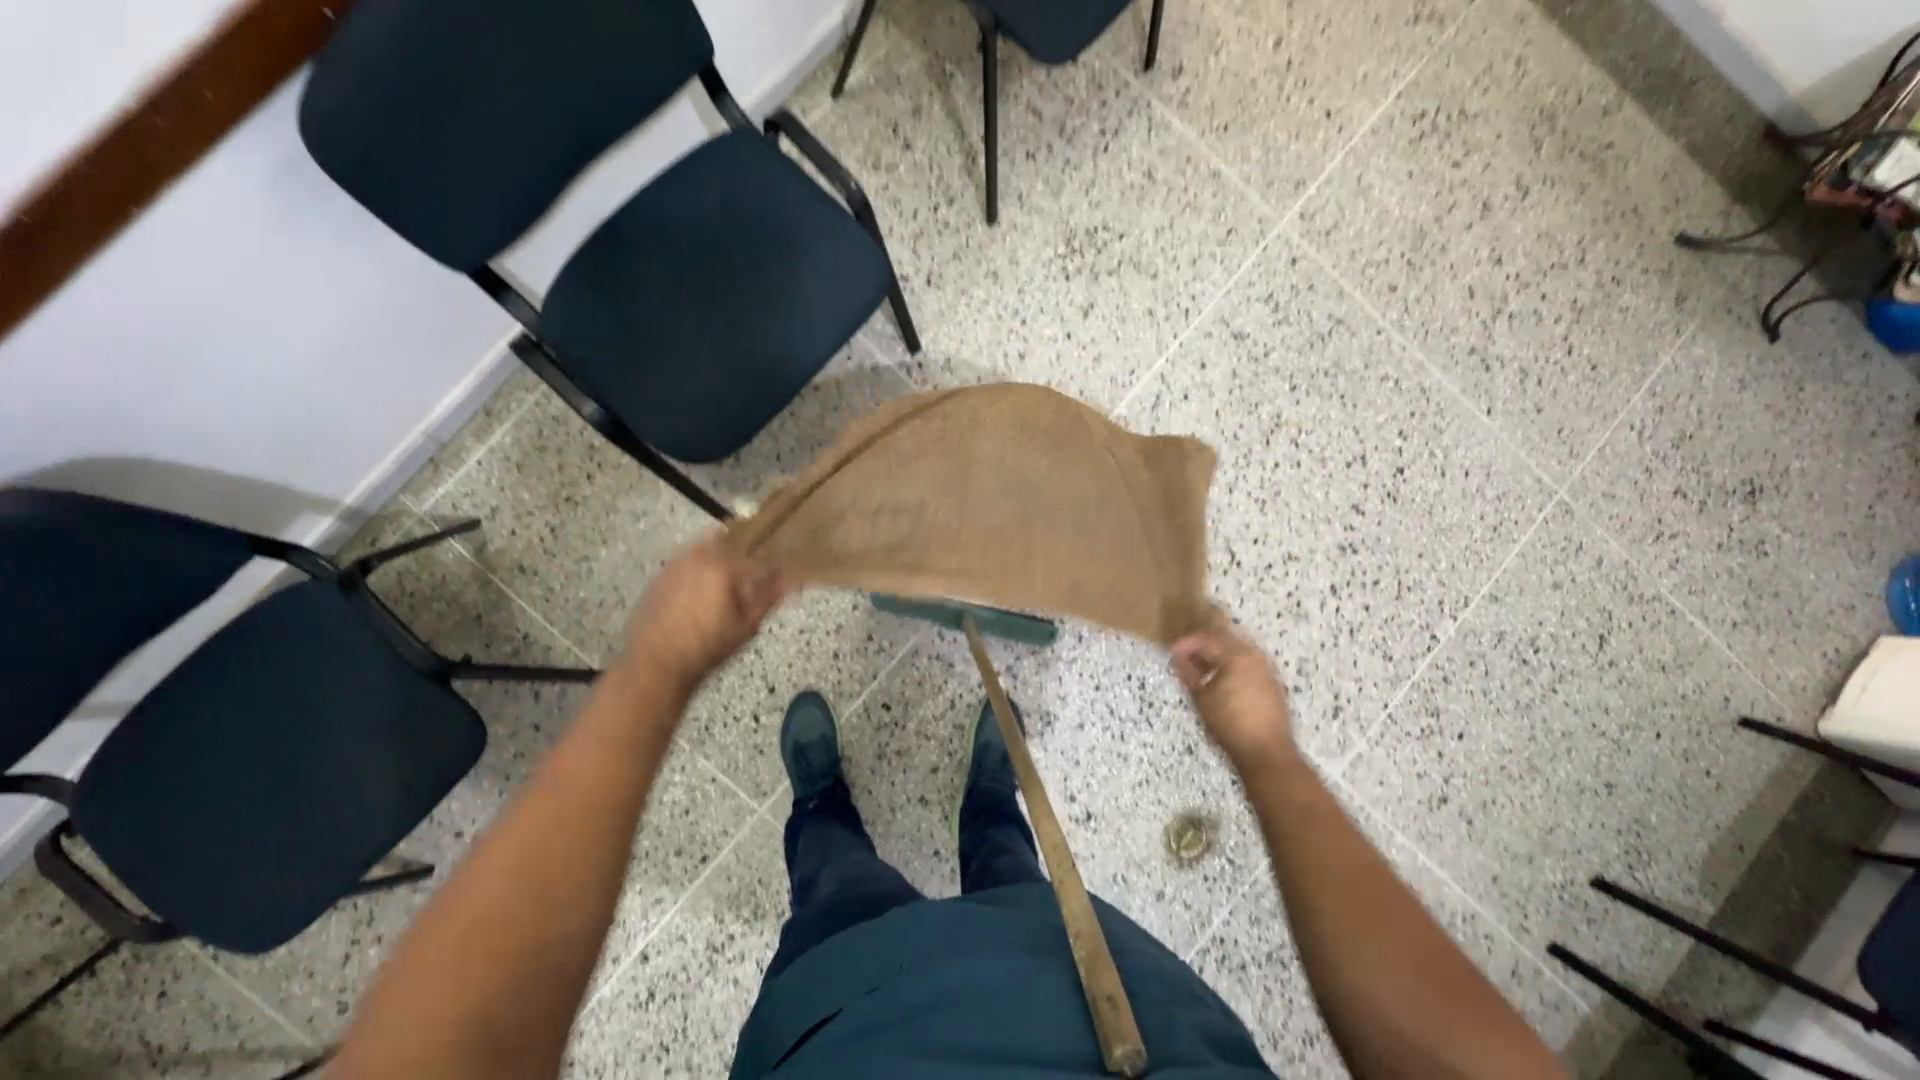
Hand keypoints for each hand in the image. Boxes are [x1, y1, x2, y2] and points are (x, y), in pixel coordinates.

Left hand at [621, 536, 788, 695]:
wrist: (655, 662)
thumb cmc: (707, 648)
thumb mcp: (745, 627)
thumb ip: (768, 599)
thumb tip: (789, 582)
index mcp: (725, 567)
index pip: (759, 559)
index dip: (774, 567)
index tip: (782, 574)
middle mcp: (701, 556)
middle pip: (732, 542)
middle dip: (747, 553)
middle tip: (755, 573)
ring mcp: (678, 562)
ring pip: (707, 546)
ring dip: (722, 555)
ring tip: (728, 580)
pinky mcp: (662, 573)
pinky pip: (688, 560)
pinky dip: (700, 567)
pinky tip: (702, 590)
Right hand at [1170, 610, 1296, 774]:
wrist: (1266, 752)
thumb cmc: (1229, 723)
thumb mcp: (1201, 698)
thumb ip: (1188, 673)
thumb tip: (1178, 659)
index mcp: (1237, 655)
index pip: (1207, 639)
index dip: (1186, 643)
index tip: (1171, 652)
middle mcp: (1255, 656)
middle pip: (1226, 640)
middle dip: (1204, 645)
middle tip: (1186, 656)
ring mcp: (1267, 670)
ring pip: (1239, 652)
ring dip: (1219, 656)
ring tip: (1201, 670)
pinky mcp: (1272, 685)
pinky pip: (1249, 665)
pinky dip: (1233, 667)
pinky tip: (1222, 682)